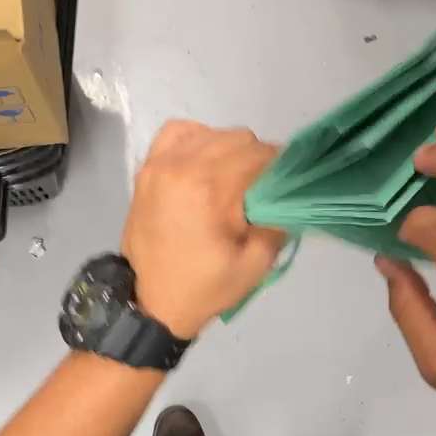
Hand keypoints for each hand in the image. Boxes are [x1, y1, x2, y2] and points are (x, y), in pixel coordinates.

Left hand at [124, 120, 287, 339]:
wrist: (151, 302)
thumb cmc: (205, 287)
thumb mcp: (255, 263)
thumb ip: (278, 221)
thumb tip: (288, 193)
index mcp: (210, 189)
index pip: (260, 155)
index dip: (279, 168)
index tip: (283, 189)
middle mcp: (182, 166)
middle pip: (238, 139)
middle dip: (257, 161)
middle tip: (259, 192)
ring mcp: (160, 164)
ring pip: (212, 133)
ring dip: (229, 150)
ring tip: (232, 181)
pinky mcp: (147, 168)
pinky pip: (178, 133)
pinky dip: (197, 140)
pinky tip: (205, 163)